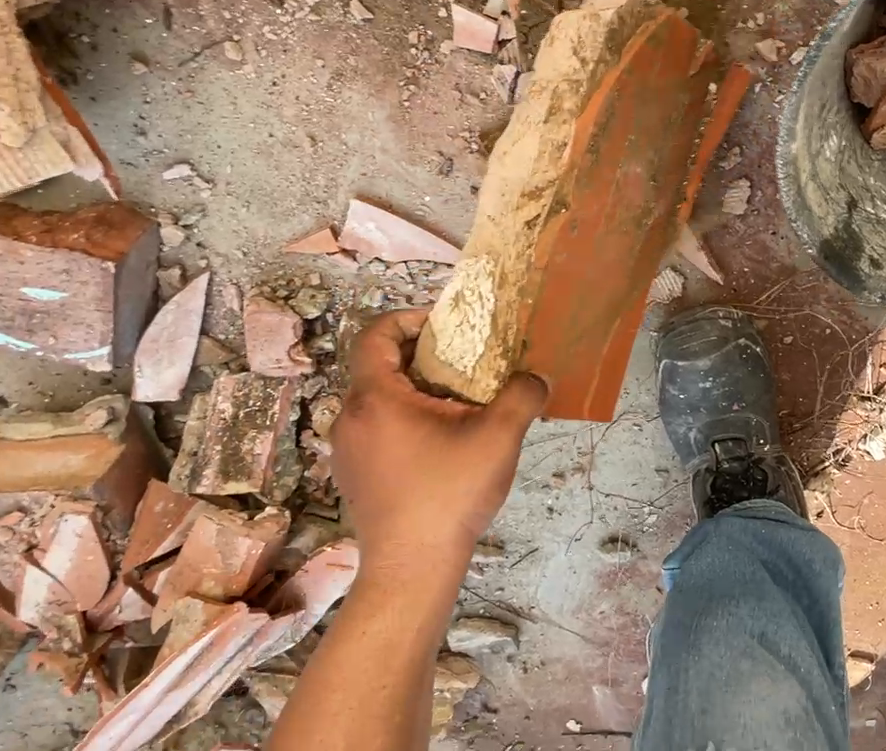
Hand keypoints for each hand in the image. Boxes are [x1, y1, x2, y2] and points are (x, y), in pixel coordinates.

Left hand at [333, 310, 547, 574]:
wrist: (413, 568)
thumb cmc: (450, 493)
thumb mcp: (499, 436)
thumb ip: (523, 394)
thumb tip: (537, 377)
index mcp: (376, 398)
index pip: (375, 334)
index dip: (409, 318)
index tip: (447, 324)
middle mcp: (350, 417)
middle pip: (378, 364)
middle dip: (423, 354)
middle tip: (467, 360)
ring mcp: (348, 449)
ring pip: (379, 398)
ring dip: (417, 388)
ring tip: (461, 399)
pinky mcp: (355, 474)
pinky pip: (378, 426)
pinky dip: (408, 416)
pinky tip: (445, 439)